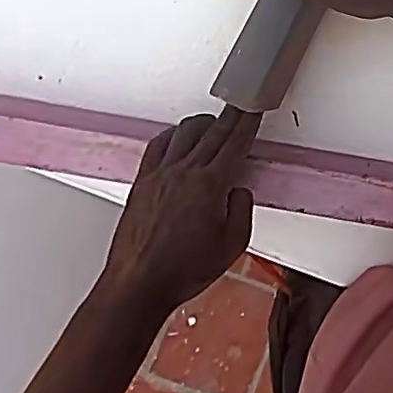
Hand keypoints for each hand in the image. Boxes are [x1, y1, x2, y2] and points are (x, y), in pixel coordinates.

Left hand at [98, 107, 258, 314]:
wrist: (136, 288)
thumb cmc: (182, 270)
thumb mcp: (233, 244)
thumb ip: (242, 209)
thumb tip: (239, 191)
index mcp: (211, 184)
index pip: (237, 142)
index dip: (249, 122)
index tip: (255, 110)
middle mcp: (185, 172)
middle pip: (215, 131)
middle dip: (232, 115)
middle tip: (241, 105)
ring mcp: (160, 175)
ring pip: (185, 133)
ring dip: (204, 122)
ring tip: (213, 121)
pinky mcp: (141, 183)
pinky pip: (157, 147)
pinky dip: (171, 135)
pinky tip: (177, 136)